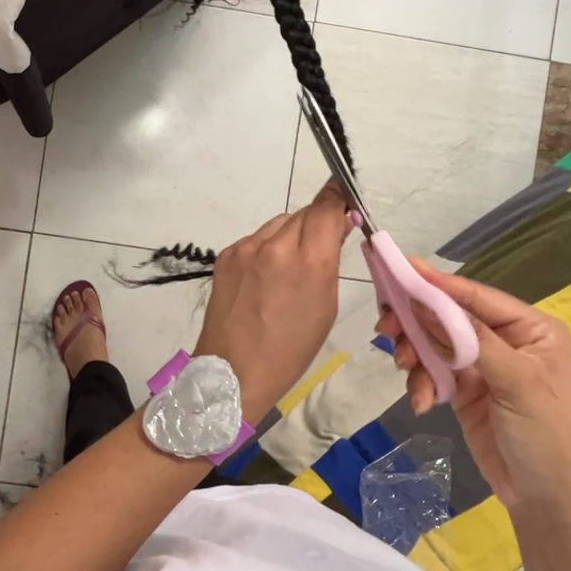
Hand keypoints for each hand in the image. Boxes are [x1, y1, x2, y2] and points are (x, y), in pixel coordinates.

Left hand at [193, 183, 352, 422]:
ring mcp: (245, 248)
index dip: (338, 199)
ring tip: (288, 271)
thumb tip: (336, 227)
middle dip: (315, 225)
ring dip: (290, 236)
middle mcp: (275, 245)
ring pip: (278, 224)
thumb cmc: (290, 351)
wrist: (233, 371)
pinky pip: (255, 240)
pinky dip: (266, 250)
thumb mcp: (325, 306)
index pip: (326, 207)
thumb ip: (330, 261)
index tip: (345, 199)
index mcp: (308, 261)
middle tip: (319, 249)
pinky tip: (264, 279)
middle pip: (303, 214)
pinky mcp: (226, 256)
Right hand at [375, 260, 570, 512]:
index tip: (399, 268)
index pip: (475, 296)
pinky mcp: (465, 392)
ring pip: (434, 344)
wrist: (551, 500)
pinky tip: (422, 404)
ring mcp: (483, 367)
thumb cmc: (549, 435)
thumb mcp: (518, 382)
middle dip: (417, 322)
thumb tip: (429, 300)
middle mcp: (505, 341)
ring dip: (415, 356)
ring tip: (405, 370)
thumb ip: (473, 339)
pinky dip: (421, 384)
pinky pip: (431, 374)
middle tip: (385, 327)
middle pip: (447, 317)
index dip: (436, 283)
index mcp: (530, 329)